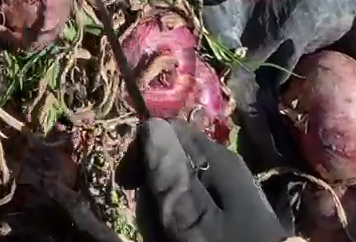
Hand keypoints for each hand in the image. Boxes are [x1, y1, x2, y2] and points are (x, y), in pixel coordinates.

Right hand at [138, 119, 287, 241]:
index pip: (166, 129)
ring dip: (163, 213)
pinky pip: (191, 211)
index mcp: (216, 158)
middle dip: (153, 191)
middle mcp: (220, 167)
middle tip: (155, 223)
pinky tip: (178, 239)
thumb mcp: (194, 219)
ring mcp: (225, 192)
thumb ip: (171, 175)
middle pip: (169, 162)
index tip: (127, 184)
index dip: (141, 151)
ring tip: (166, 237)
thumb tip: (150, 125)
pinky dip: (179, 226)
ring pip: (176, 190)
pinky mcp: (227, 216)